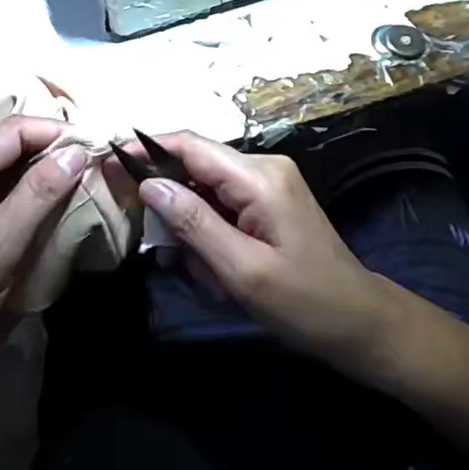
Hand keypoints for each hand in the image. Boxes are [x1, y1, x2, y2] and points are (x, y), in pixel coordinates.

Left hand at [0, 116, 89, 395]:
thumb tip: (77, 151)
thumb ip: (39, 193)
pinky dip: (29, 191)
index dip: (54, 132)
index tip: (95, 146)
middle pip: (6, 144)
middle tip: (92, 162)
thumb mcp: (1, 246)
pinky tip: (54, 201)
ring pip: (5, 166)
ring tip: (81, 178)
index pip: (9, 131)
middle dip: (50, 148)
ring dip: (42, 169)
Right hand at [132, 132, 396, 369]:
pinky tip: (219, 275)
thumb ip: (193, 223)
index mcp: (259, 176)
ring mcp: (267, 185)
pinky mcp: (267, 204)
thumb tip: (148, 182)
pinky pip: (221, 210)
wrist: (360, 324)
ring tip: (210, 278)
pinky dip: (210, 240)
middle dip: (173, 212)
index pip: (190, 145)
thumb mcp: (241, 270)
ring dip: (193, 235)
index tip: (109, 162)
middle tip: (168, 255)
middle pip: (194, 169)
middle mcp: (262, 168)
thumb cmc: (304, 303)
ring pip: (204, 195)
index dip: (146, 148)